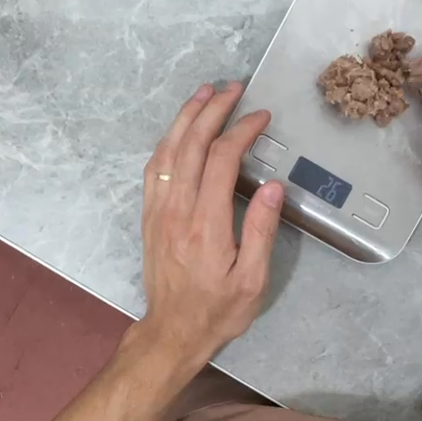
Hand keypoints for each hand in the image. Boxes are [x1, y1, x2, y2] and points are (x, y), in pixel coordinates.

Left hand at [132, 82, 283, 370]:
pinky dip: (167, 142)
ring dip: (186, 118)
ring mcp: (158, 212)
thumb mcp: (252, 281)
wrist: (172, 332)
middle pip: (192, 145)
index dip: (242, 131)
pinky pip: (153, 169)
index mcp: (207, 225)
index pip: (223, 161)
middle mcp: (178, 211)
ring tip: (204, 93)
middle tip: (233, 88)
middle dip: (212, 110)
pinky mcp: (149, 217)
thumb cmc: (217, 311)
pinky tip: (178, 131)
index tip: (261, 117)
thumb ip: (262, 231)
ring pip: (167, 151)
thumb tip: (272, 187)